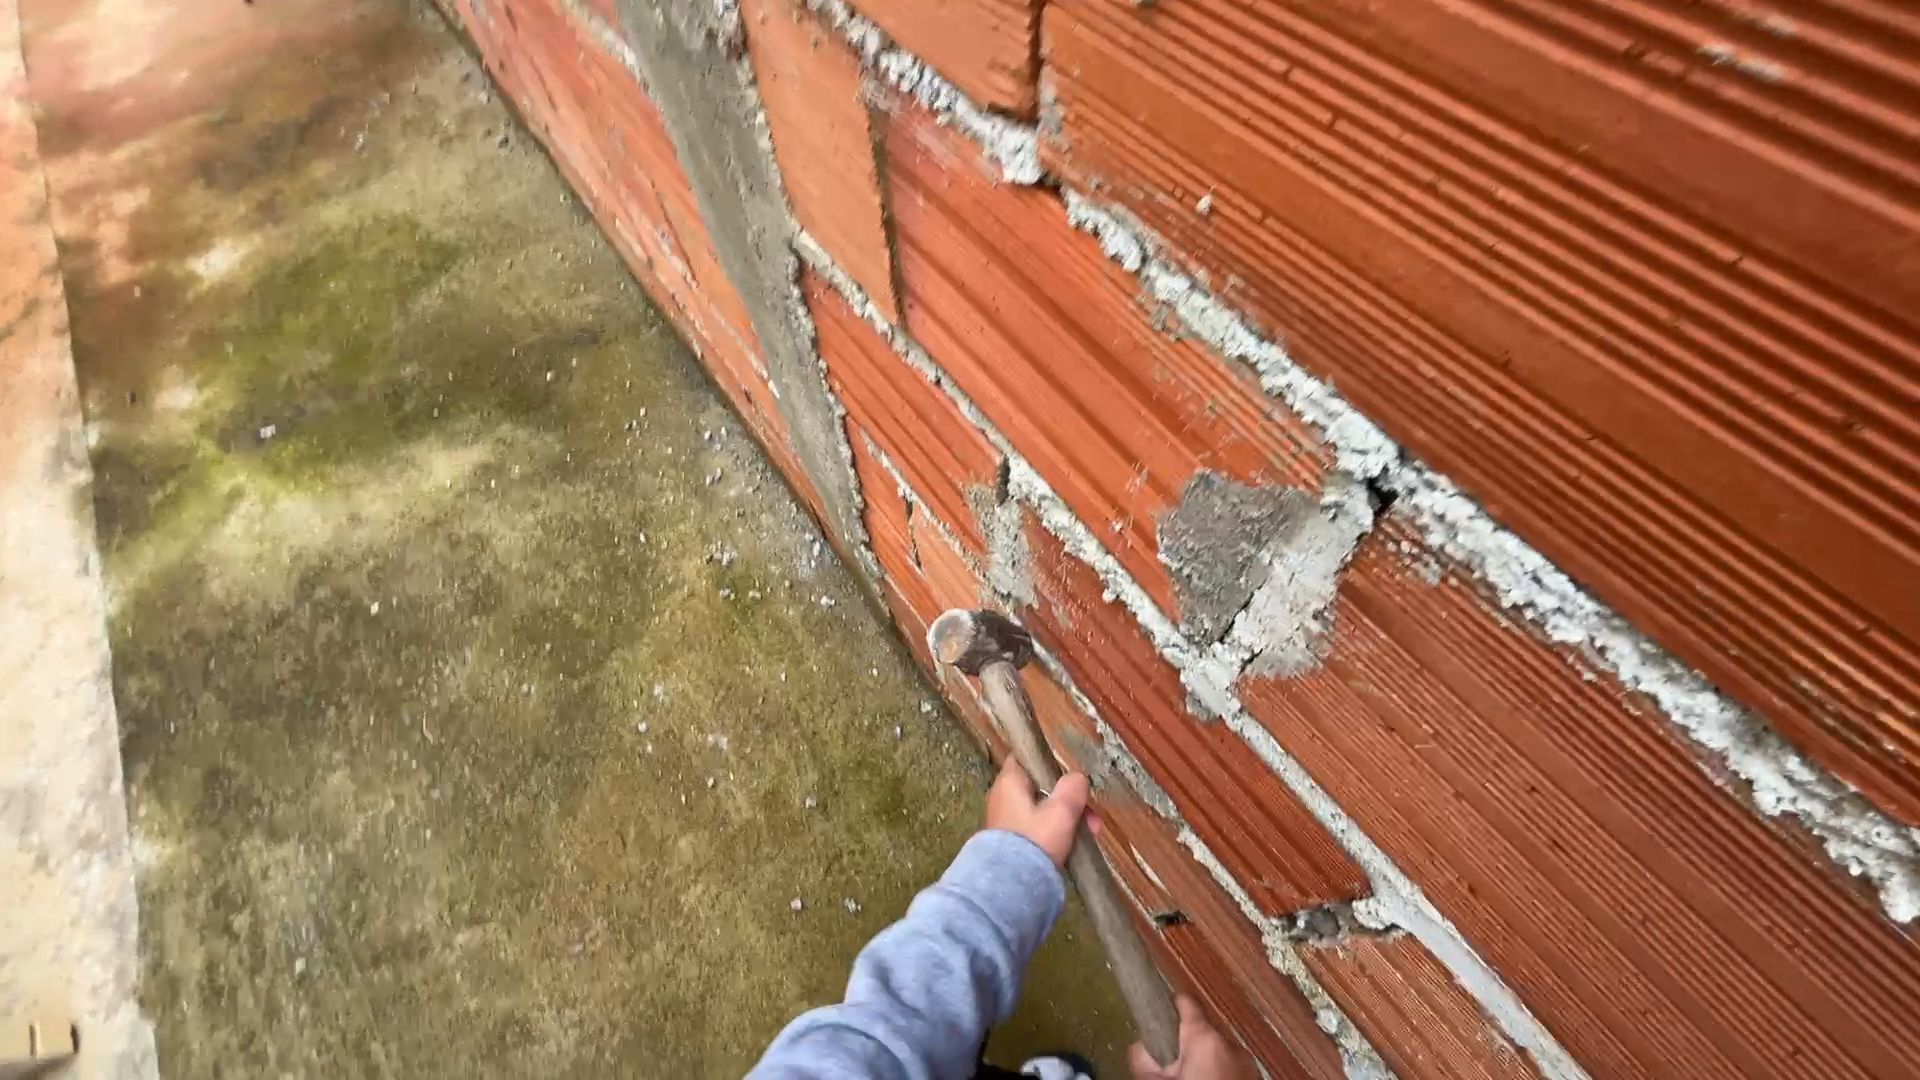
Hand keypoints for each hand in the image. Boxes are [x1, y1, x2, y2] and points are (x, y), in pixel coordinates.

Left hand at [983, 756, 1089, 866]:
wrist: (1010, 888)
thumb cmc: (1035, 840)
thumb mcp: (1060, 812)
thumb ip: (1072, 789)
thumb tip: (1077, 777)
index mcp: (1010, 782)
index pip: (1025, 757)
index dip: (1048, 761)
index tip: (1070, 773)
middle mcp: (1004, 797)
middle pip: (1041, 787)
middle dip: (1070, 798)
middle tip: (1092, 815)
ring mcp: (1007, 820)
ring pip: (1043, 809)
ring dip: (1068, 817)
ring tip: (1093, 834)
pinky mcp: (1012, 842)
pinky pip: (1038, 828)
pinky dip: (1056, 831)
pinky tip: (1076, 845)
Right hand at [1128, 996, 1254, 1079]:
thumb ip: (1143, 1060)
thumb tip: (1140, 1046)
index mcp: (1205, 1038)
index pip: (1184, 1001)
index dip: (1167, 1006)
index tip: (1156, 1018)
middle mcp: (1231, 1045)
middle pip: (1200, 1031)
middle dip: (1184, 1046)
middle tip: (1170, 1068)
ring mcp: (1249, 1066)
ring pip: (1217, 1052)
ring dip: (1203, 1063)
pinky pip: (1231, 1069)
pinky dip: (1219, 1076)